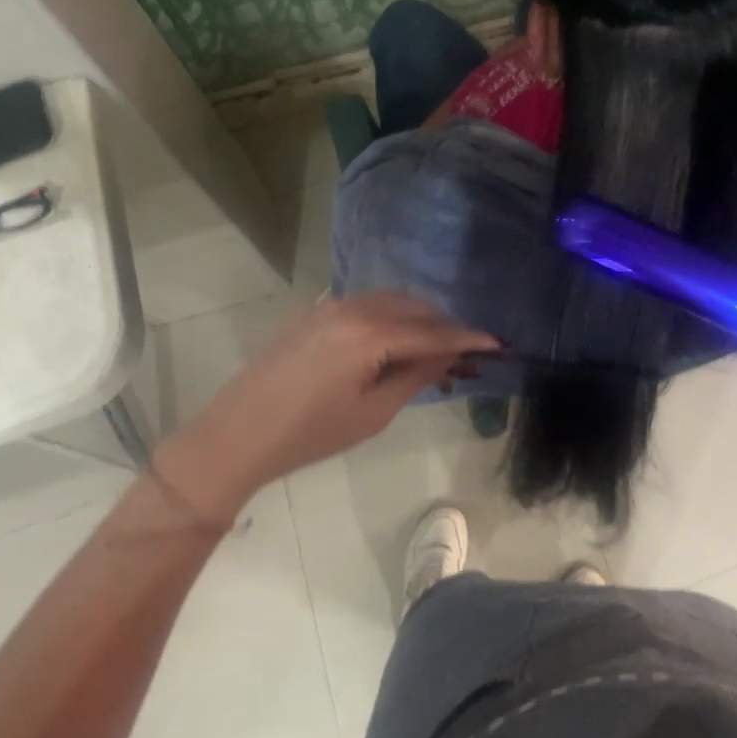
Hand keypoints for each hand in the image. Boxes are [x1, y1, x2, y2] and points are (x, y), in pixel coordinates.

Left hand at [158, 294, 498, 520]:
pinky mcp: (312, 314)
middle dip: (444, 327)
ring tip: (434, 351)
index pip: (432, 332)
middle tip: (467, 354)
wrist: (237, 435)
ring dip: (417, 320)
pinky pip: (364, 305)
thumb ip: (416, 377)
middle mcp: (352, 308)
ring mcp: (328, 307)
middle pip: (414, 308)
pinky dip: (389, 318)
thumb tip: (450, 357)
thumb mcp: (373, 412)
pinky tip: (394, 343)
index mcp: (370, 334)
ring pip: (389, 302)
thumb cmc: (310, 433)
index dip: (468, 338)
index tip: (498, 343)